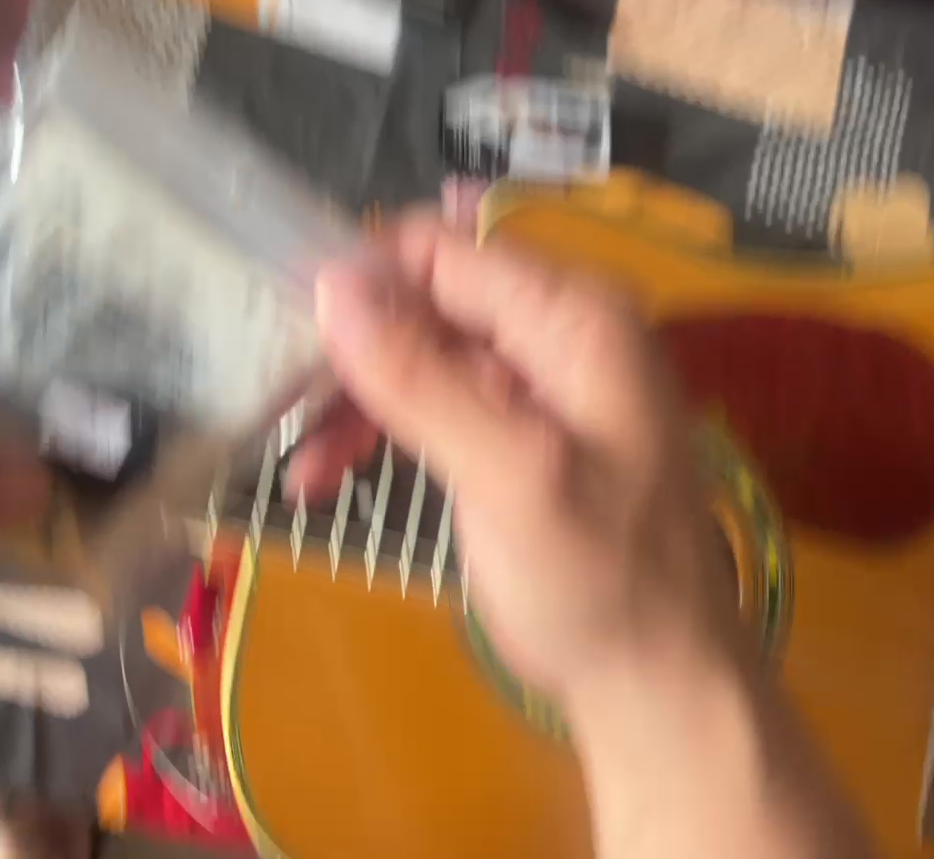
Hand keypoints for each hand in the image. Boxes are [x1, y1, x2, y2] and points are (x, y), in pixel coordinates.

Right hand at [292, 212, 741, 707]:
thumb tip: (330, 284)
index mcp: (569, 315)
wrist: (650, 682)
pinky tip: (324, 474)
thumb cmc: (598, 581)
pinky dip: (369, 429)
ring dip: (348, 400)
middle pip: (416, 301)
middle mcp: (545, 329)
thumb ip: (419, 377)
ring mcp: (519, 378)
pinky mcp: (496, 423)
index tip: (294, 327)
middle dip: (347, 349)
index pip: (439, 252)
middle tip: (283, 401)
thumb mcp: (508, 475)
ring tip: (303, 463)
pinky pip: (417, 398)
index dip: (362, 279)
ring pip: (406, 352)